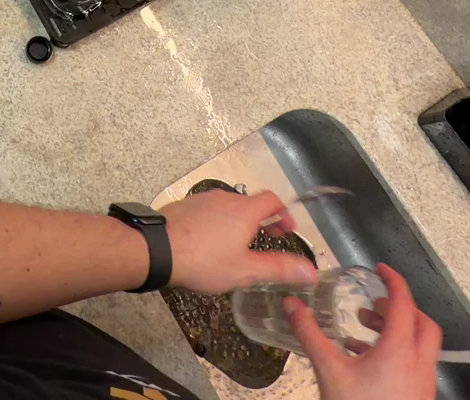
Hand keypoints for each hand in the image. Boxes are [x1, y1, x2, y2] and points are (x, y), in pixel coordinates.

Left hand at [160, 188, 317, 292]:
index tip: (288, 231)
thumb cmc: (205, 260)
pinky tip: (213, 242)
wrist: (158, 248)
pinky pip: (211, 209)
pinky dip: (220, 221)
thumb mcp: (246, 270)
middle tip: (269, 239)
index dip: (285, 213)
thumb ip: (279, 268)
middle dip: (265, 219)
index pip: (272, 199)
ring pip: (230, 206)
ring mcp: (203, 199)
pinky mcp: (186, 205)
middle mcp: (225, 198)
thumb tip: (311, 270)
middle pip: (251, 202)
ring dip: (242, 220)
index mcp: (244, 210)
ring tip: (242, 244)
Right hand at [285, 263, 441, 399]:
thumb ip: (309, 332)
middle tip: (372, 302)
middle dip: (398, 307)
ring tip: (362, 328)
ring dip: (394, 329)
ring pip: (420, 345)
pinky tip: (363, 357)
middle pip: (423, 324)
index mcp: (399, 350)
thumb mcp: (328, 368)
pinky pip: (414, 363)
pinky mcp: (418, 398)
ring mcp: (422, 385)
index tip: (380, 269)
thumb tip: (291, 303)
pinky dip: (395, 350)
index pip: (403, 303)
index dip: (393, 281)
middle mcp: (418, 365)